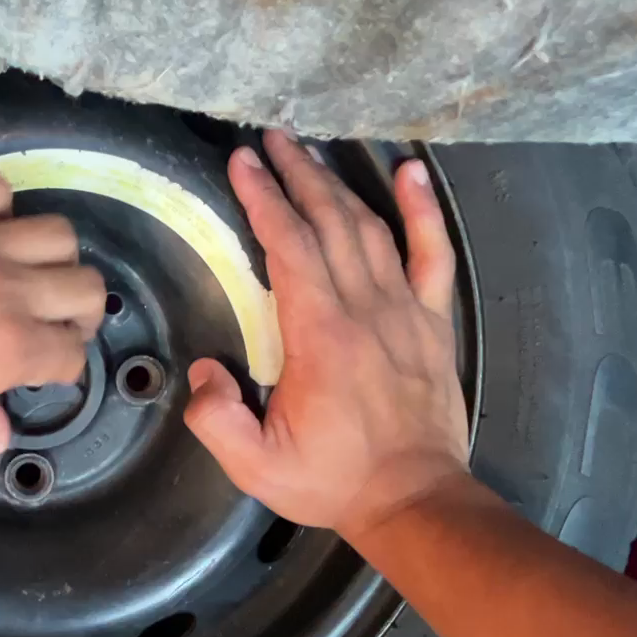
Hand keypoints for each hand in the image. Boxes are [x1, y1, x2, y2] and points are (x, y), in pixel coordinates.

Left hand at [0, 174, 104, 453]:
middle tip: (56, 318)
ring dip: (50, 256)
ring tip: (25, 267)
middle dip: (80, 309)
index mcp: (8, 348)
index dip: (65, 364)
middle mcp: (5, 287)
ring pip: (54, 230)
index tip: (48, 365)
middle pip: (84, 285)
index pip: (70, 351)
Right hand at [183, 132, 467, 536]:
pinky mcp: (431, 322)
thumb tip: (205, 370)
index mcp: (319, 335)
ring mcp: (404, 311)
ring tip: (308, 151)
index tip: (242, 163)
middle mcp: (364, 309)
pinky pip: (431, 253)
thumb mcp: (255, 465)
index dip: (263, 199)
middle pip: (327, 222)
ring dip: (336, 184)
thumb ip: (217, 418)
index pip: (288, 247)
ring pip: (369, 228)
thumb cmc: (329, 479)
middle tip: (270, 138)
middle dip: (295, 175)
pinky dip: (422, 211)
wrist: (414, 499)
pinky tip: (409, 175)